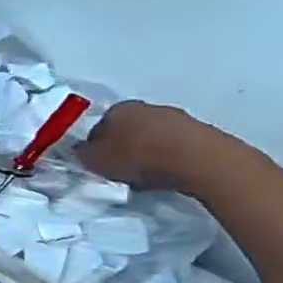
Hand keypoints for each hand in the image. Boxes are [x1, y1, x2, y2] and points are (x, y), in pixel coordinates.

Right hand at [75, 100, 236, 192]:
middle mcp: (145, 107)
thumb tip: (81, 151)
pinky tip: (170, 173)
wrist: (198, 161)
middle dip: (124, 146)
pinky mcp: (201, 132)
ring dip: (149, 150)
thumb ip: (83, 154)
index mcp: (117, 109)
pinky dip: (171, 157)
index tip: (100, 164)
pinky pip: (176, 145)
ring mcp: (176, 117)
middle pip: (128, 129)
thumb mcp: (96, 161)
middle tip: (123, 169)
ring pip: (153, 136)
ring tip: (148, 174)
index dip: (96, 147)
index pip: (98, 127)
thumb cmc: (138, 157)